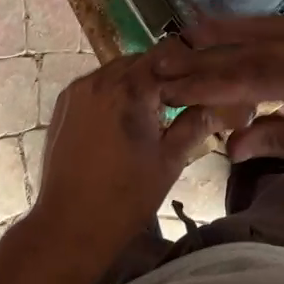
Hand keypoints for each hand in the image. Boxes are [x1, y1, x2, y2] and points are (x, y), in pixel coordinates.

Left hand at [30, 49, 220, 252]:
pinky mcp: (63, 103)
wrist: (70, 226)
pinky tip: (122, 119)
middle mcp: (100, 79)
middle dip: (161, 75)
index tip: (200, 82)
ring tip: (151, 111)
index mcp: (129, 90)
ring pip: (116, 70)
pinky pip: (95, 84)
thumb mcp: (169, 161)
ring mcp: (77, 90)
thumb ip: (195, 125)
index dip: (186, 66)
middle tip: (178, 100)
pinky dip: (112, 91)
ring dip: (135, 82)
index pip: (166, 56)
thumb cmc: (126, 197)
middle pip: (139, 61)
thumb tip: (220, 106)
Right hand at [152, 16, 283, 198]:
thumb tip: (229, 142)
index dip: (200, 82)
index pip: (241, 76)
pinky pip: (283, 27)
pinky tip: (239, 32)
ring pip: (262, 28)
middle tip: (159, 56)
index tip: (164, 85)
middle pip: (245, 47)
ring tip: (186, 33)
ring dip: (223, 33)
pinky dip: (253, 28)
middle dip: (201, 54)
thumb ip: (282, 139)